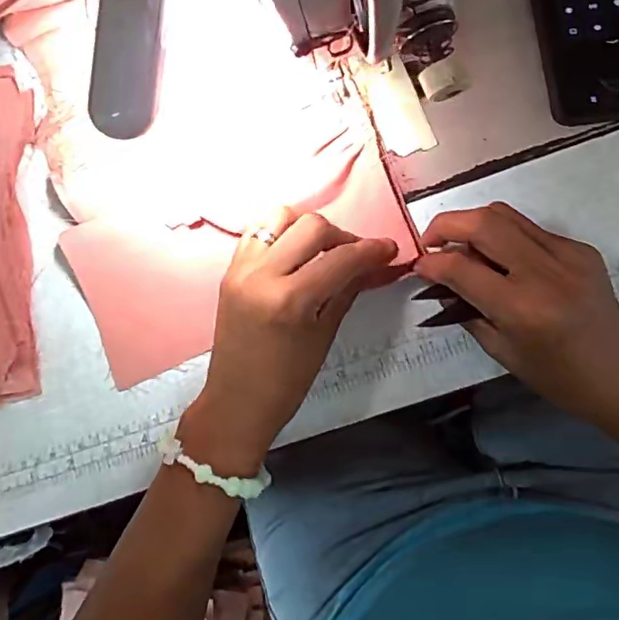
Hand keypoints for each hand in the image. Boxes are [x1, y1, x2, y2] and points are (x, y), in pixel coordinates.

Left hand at [179, 208, 399, 474]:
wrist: (237, 401)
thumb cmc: (286, 380)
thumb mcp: (325, 334)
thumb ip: (349, 289)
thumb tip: (375, 264)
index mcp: (289, 300)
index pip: (340, 258)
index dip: (371, 250)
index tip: (389, 249)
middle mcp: (261, 275)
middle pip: (312, 226)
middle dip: (342, 236)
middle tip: (355, 256)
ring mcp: (241, 269)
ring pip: (281, 217)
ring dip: (308, 227)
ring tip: (321, 251)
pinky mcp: (229, 270)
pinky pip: (258, 232)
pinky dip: (281, 234)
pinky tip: (295, 253)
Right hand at [413, 203, 618, 443]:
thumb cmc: (558, 376)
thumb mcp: (502, 352)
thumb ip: (468, 310)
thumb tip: (440, 282)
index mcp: (523, 309)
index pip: (462, 267)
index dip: (432, 262)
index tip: (419, 266)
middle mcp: (545, 273)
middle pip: (483, 223)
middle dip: (446, 225)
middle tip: (432, 242)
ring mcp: (568, 255)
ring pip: (506, 215)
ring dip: (473, 223)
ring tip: (461, 244)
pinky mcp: (581, 248)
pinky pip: (531, 229)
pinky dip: (505, 237)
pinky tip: (502, 258)